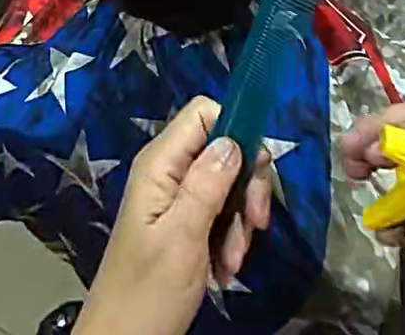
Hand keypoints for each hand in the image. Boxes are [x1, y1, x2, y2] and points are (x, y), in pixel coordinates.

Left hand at [75, 97, 273, 334]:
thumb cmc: (147, 292)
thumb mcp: (181, 237)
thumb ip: (208, 184)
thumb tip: (235, 139)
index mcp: (161, 162)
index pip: (203, 112)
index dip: (235, 127)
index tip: (257, 167)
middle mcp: (169, 169)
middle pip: (223, 147)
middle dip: (246, 184)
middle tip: (256, 223)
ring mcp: (177, 195)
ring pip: (227, 181)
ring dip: (240, 219)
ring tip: (233, 260)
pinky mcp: (185, 220)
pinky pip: (221, 210)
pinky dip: (231, 235)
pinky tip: (225, 267)